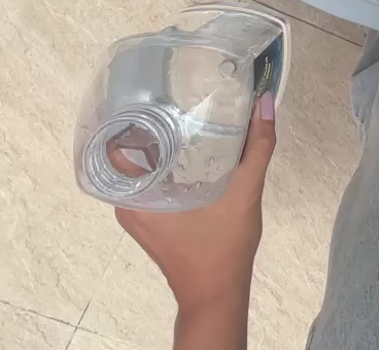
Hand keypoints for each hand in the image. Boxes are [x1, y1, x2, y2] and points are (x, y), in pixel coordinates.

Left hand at [116, 94, 276, 347]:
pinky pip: (151, 174)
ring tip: (183, 104)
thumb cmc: (222, 246)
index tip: (147, 86)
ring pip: (142, 162)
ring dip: (159, 136)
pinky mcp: (152, 214)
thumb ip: (258, 145)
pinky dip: (166, 155)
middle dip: (148, 118)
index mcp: (136, 196)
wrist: (218, 293)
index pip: (112, 145)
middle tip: (173, 85)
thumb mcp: (245, 191)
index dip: (125, 113)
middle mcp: (128, 200)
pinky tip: (191, 139)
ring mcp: (139, 209)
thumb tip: (266, 101)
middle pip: (128, 149)